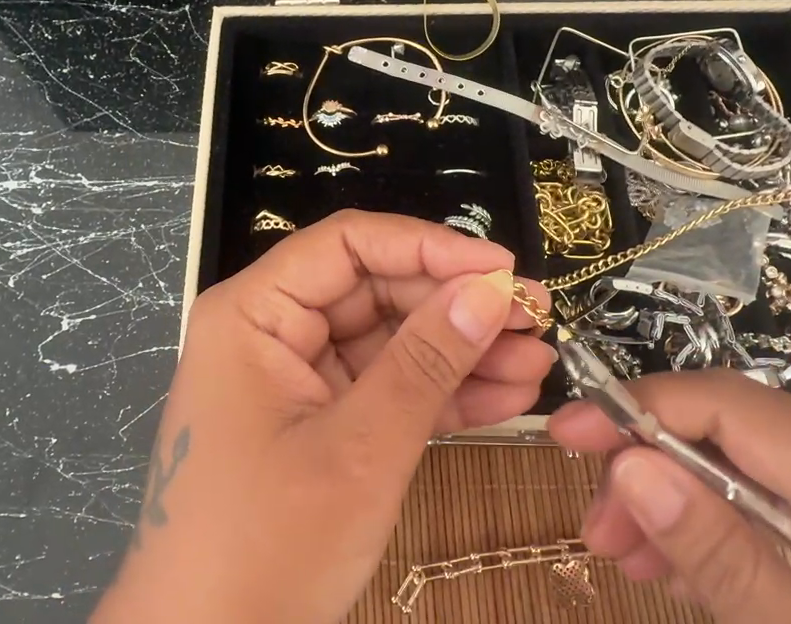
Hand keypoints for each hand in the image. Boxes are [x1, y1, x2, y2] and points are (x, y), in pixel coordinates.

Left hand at [93, 210, 554, 623]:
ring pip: (388, 340)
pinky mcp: (317, 422)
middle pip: (374, 289)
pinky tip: (503, 397)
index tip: (504, 269)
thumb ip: (426, 362)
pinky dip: (439, 393)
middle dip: (455, 306)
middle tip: (536, 321)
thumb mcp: (358, 450)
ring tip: (535, 366)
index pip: (348, 244)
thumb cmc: (267, 544)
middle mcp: (271, 331)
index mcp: (254, 312)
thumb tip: (490, 291)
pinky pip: (383, 388)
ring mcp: (294, 378)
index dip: (429, 246)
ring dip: (459, 352)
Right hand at [551, 371, 790, 623]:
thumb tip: (630, 465)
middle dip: (661, 472)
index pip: (736, 406)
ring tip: (638, 563)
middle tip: (603, 538)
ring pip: (770, 471)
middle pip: (747, 436)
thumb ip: (727, 561)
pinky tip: (703, 570)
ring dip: (695, 506)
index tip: (563, 435)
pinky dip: (747, 530)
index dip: (639, 407)